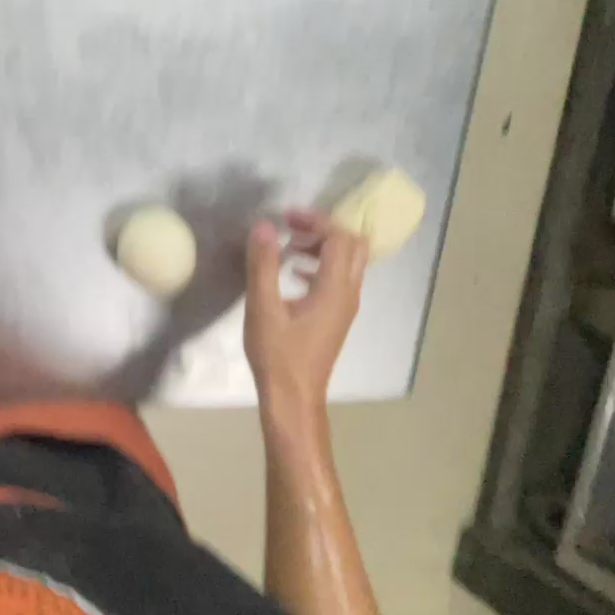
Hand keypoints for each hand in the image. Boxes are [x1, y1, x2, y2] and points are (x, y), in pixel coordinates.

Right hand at [244, 210, 368, 430]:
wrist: (293, 397)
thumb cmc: (278, 355)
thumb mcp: (263, 308)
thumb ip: (263, 265)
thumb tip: (263, 227)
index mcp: (335, 288)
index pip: (338, 237)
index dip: (315, 220)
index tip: (285, 217)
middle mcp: (348, 293)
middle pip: (351, 245)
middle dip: (323, 229)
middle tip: (291, 229)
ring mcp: (345, 307)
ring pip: (347, 262)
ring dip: (321, 247)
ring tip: (288, 249)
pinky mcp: (336, 318)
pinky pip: (338, 279)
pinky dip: (319, 266)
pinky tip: (291, 274)